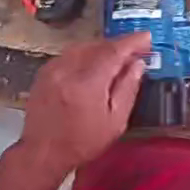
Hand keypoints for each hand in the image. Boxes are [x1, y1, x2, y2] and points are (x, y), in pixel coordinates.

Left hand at [17, 33, 151, 176]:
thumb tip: (138, 64)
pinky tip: (95, 63)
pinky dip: (86, 53)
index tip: (147, 37)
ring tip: (117, 56)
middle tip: (136, 49)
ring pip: (82, 47)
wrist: (42, 153)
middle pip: (98, 45)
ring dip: (102, 47)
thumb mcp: (115, 121)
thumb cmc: (83, 142)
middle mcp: (67, 70)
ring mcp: (52, 69)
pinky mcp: (44, 73)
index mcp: (87, 83)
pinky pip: (69, 54)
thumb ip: (128, 89)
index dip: (132, 42)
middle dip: (119, 44)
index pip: (114, 52)